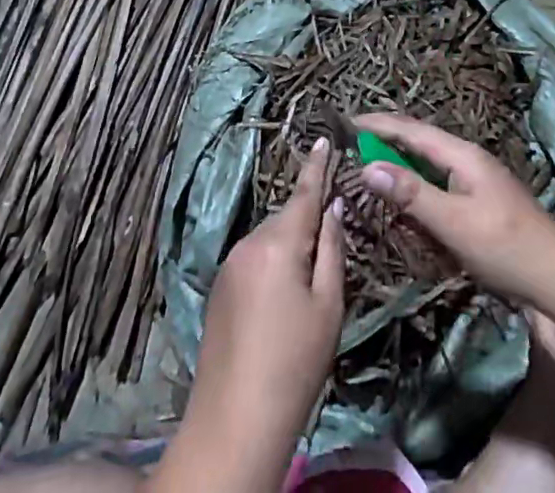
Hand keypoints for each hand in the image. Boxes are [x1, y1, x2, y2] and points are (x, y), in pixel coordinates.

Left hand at [189, 137, 344, 468]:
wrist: (236, 415)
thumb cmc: (296, 360)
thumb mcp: (327, 304)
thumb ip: (330, 249)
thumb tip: (332, 208)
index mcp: (276, 243)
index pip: (302, 193)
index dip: (315, 166)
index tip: (322, 139)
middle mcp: (247, 243)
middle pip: (285, 217)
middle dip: (307, 217)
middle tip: (335, 228)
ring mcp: (228, 264)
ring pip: (268, 238)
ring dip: (290, 242)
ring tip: (312, 275)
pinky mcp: (219, 286)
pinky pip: (253, 258)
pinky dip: (273, 261)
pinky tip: (283, 294)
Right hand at [355, 112, 554, 304]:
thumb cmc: (506, 248)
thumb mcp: (453, 221)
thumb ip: (410, 193)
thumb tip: (367, 166)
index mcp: (462, 155)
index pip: (411, 129)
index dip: (377, 124)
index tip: (345, 122)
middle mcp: (468, 160)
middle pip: (419, 141)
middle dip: (385, 139)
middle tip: (351, 143)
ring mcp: (476, 182)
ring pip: (428, 164)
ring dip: (399, 163)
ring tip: (369, 165)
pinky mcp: (479, 203)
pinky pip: (438, 185)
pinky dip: (415, 186)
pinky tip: (404, 199)